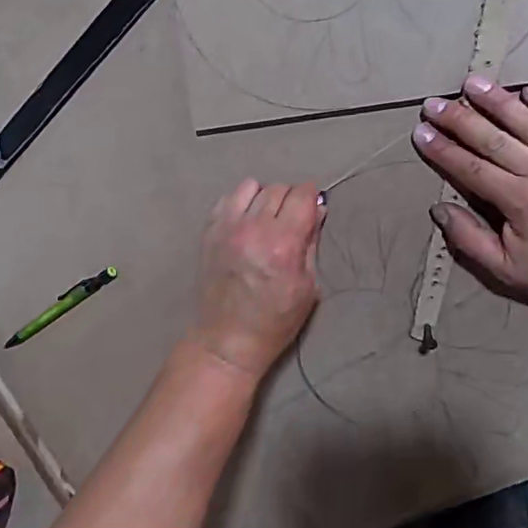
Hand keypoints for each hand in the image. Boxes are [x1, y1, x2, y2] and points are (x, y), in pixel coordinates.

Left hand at [188, 178, 325, 378]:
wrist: (226, 341)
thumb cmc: (275, 320)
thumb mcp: (308, 287)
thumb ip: (312, 242)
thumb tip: (318, 209)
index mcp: (283, 244)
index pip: (302, 194)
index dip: (311, 198)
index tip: (312, 209)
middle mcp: (254, 228)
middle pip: (279, 189)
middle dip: (290, 200)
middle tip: (291, 220)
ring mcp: (228, 227)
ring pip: (253, 186)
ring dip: (264, 198)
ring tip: (266, 218)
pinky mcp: (209, 231)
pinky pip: (228, 197)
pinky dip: (241, 203)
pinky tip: (245, 222)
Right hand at [413, 77, 527, 315]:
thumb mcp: (510, 273)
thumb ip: (471, 240)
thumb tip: (440, 209)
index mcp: (520, 202)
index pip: (470, 168)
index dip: (442, 149)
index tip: (421, 131)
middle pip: (492, 139)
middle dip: (459, 118)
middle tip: (434, 102)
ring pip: (527, 123)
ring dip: (497, 101)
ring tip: (472, 82)